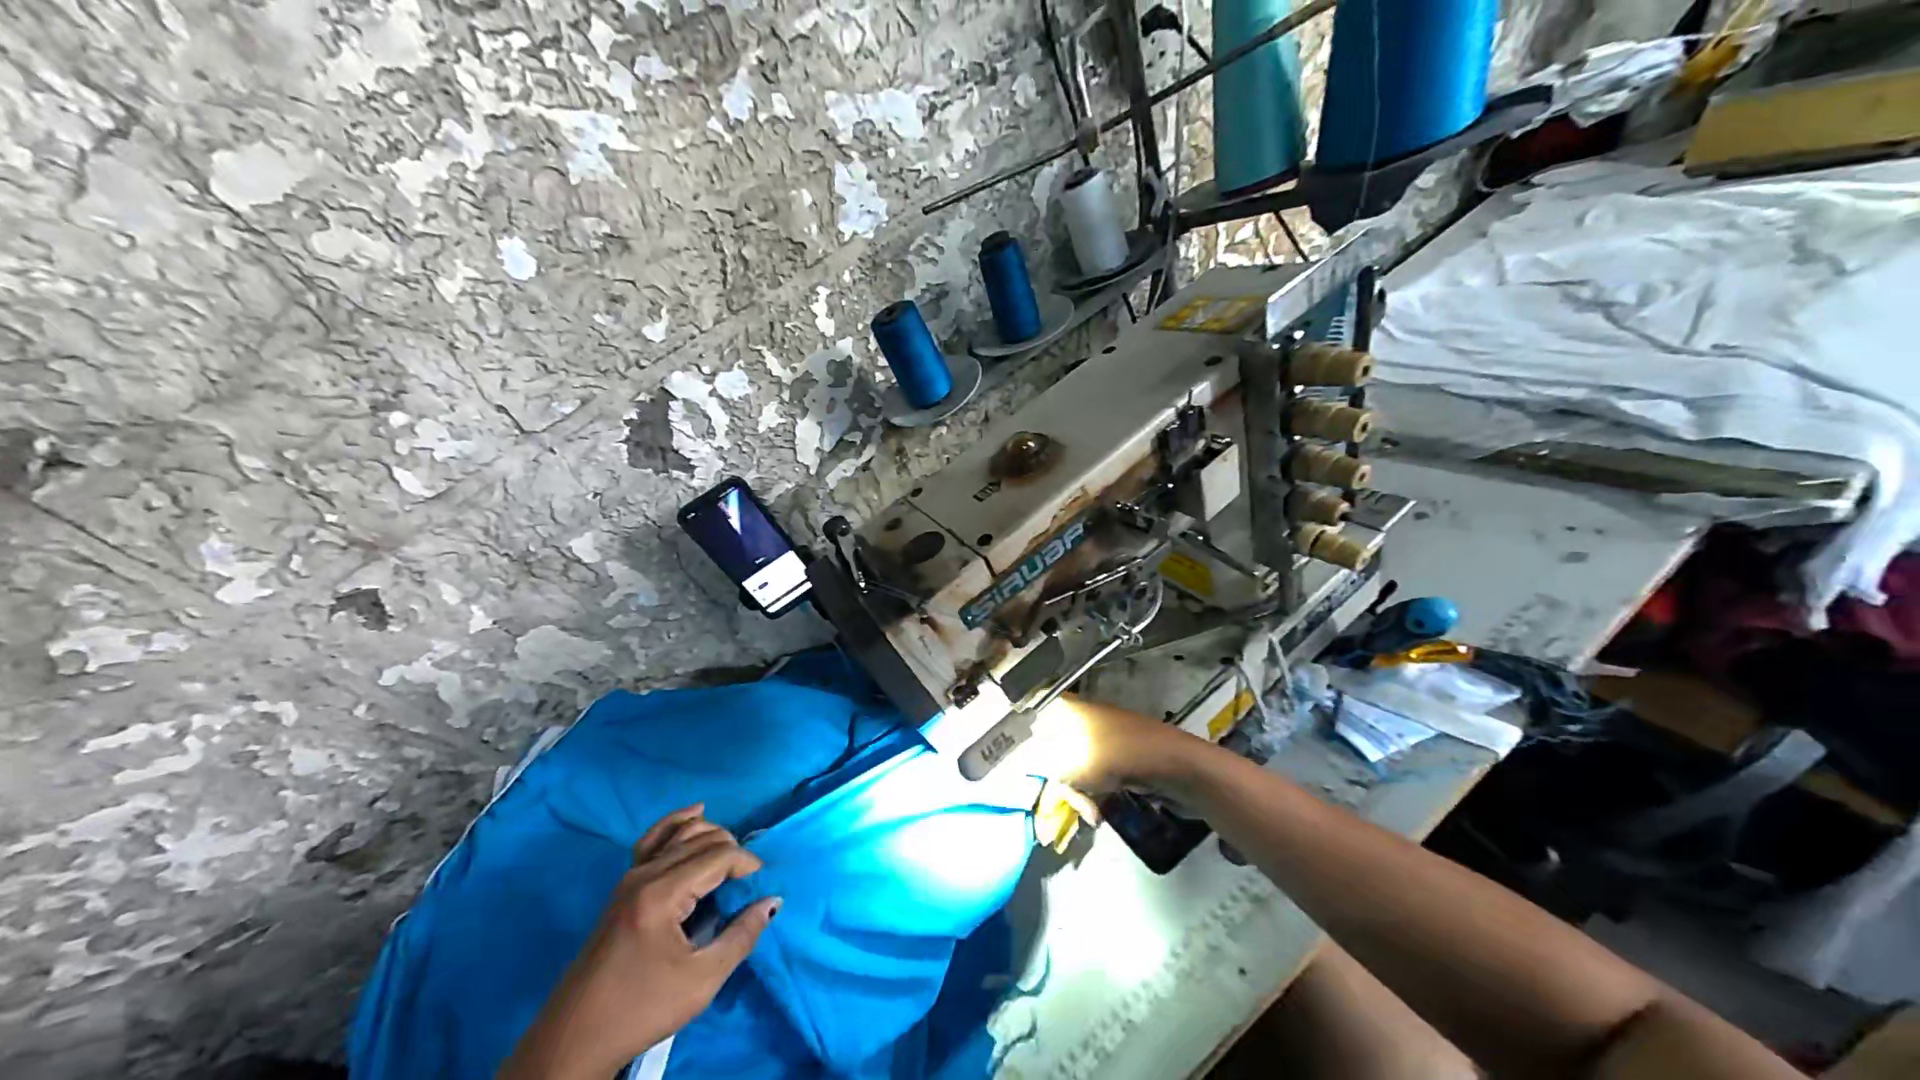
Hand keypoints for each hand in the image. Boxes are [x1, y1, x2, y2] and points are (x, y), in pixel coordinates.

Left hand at [499, 804, 781, 1079]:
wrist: (575, 1038)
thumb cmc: (641, 1010)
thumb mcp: (701, 981)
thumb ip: (741, 936)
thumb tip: (772, 901)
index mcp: (662, 893)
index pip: (718, 856)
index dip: (748, 864)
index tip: (763, 887)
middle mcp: (644, 874)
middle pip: (701, 840)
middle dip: (733, 851)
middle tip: (750, 882)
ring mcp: (629, 878)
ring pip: (679, 834)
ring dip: (711, 837)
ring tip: (732, 859)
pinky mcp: (622, 888)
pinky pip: (653, 841)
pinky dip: (676, 823)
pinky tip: (695, 814)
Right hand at [1006, 695, 1197, 794]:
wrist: (1173, 766)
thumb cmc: (1113, 757)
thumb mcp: (1065, 764)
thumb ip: (1038, 765)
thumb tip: (1025, 765)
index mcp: (1068, 708)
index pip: (1034, 714)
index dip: (1023, 736)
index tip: (1018, 763)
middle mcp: (1085, 717)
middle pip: (1053, 747)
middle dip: (1055, 778)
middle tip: (1061, 797)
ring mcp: (1106, 737)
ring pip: (1075, 765)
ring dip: (1077, 792)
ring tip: (1088, 812)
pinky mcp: (1123, 756)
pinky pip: (1096, 775)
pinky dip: (1095, 793)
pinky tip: (1099, 812)